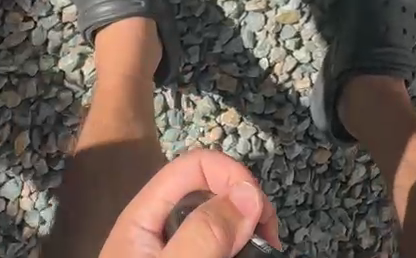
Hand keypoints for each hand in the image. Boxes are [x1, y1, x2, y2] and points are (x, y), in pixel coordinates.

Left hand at [98, 150, 281, 257]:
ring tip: (265, 252)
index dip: (231, 175)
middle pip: (213, 192)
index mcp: (145, 217)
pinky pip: (220, 250)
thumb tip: (249, 192)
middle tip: (270, 241)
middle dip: (247, 207)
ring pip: (222, 225)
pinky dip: (238, 252)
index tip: (259, 214)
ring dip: (246, 235)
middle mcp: (161, 230)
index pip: (195, 166)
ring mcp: (176, 254)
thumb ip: (204, 234)